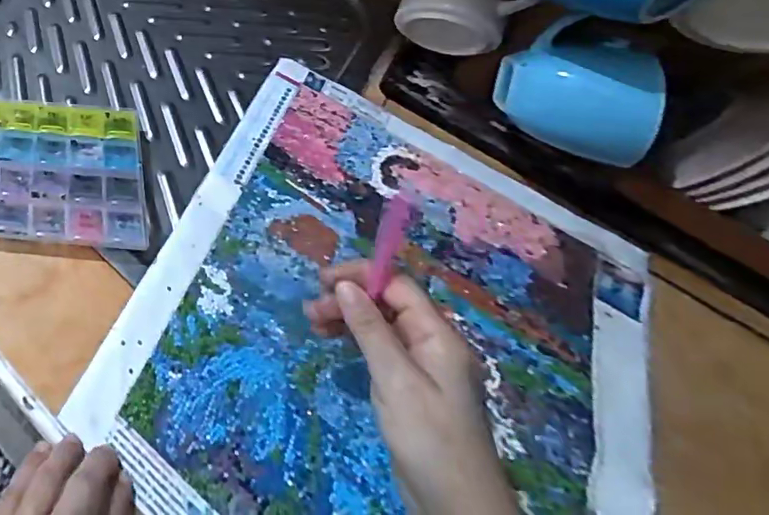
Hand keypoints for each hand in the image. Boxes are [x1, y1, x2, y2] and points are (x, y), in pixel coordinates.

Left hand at [0, 435, 134, 514]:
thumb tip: (120, 497)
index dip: (121, 500)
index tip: (128, 479)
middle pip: (82, 493)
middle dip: (97, 469)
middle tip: (108, 453)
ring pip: (45, 486)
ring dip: (62, 460)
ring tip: (74, 442)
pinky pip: (12, 493)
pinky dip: (29, 469)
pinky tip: (40, 451)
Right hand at [304, 260, 518, 514]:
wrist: (457, 507)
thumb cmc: (429, 438)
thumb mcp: (395, 379)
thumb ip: (370, 329)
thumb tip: (344, 285)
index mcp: (438, 336)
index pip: (397, 286)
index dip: (360, 276)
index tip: (322, 281)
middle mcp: (431, 344)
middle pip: (386, 303)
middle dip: (348, 299)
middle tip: (311, 310)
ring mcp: (421, 366)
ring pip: (380, 324)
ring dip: (347, 318)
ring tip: (314, 324)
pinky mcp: (409, 386)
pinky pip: (380, 347)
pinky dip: (355, 339)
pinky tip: (334, 341)